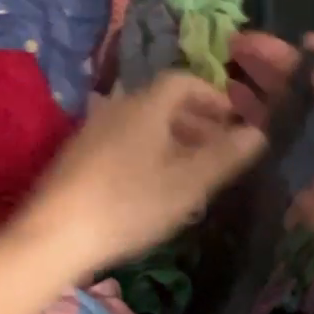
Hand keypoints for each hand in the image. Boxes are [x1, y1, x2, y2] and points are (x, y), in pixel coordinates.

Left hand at [15, 72, 266, 276]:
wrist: (55, 234)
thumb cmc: (128, 204)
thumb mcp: (187, 183)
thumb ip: (224, 155)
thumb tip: (257, 131)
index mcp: (144, 105)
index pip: (182, 80)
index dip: (212, 95)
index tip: (234, 118)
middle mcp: (116, 108)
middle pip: (162, 103)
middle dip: (197, 121)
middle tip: (221, 149)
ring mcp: (92, 131)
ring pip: (142, 125)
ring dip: (173, 140)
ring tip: (195, 173)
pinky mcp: (77, 156)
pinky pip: (123, 143)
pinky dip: (148, 154)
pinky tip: (156, 189)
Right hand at [226, 31, 313, 255]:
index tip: (301, 40)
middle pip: (302, 77)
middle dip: (274, 57)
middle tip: (240, 41)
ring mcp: (312, 139)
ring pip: (280, 100)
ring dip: (256, 78)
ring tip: (228, 59)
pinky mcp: (290, 164)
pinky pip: (267, 133)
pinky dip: (249, 113)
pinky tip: (230, 96)